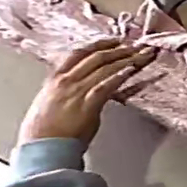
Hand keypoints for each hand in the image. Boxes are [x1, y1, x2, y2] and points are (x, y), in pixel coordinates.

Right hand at [18, 39, 154, 144]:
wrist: (43, 145)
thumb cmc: (46, 128)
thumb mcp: (52, 101)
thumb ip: (69, 89)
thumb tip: (87, 84)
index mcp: (55, 80)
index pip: (78, 54)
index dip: (99, 45)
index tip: (115, 40)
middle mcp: (65, 81)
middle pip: (95, 58)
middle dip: (120, 49)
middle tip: (138, 45)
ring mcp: (75, 92)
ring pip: (104, 68)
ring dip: (127, 59)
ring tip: (144, 54)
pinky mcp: (87, 104)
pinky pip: (106, 86)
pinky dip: (120, 76)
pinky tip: (132, 69)